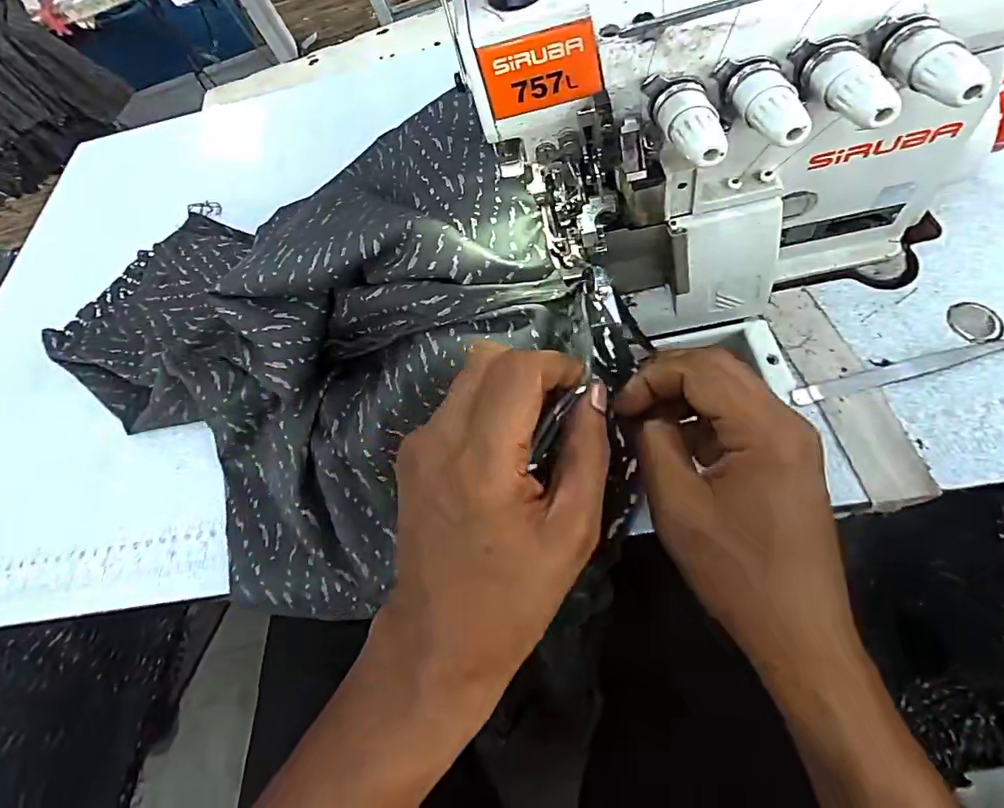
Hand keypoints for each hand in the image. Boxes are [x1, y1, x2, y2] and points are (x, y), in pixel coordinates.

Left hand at [257, 344, 610, 807]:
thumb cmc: (514, 597)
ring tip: (540, 423)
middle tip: (565, 404)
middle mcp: (439, 438)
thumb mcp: (574, 530)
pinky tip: (510, 444)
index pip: (517, 370)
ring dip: (511, 382)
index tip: (583, 390)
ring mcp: (417, 443)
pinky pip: (456, 400)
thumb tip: (592, 394)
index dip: (558, 365)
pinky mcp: (411, 453)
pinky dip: (489, 401)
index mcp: (480, 460)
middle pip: (489, 358)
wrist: (437, 644)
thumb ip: (587, 451)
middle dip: (535, 368)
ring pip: (469, 373)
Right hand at [618, 348, 952, 807]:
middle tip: (630, 403)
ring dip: (687, 395)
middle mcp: (786, 419)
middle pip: (720, 368)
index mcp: (766, 427)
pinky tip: (677, 438)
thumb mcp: (680, 509)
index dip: (653, 375)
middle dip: (669, 376)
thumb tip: (642, 413)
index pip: (702, 368)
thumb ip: (655, 445)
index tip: (620, 404)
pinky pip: (742, 416)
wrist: (801, 632)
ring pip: (731, 388)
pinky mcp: (789, 454)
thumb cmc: (739, 576)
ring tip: (646, 419)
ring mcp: (792, 436)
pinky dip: (706, 418)